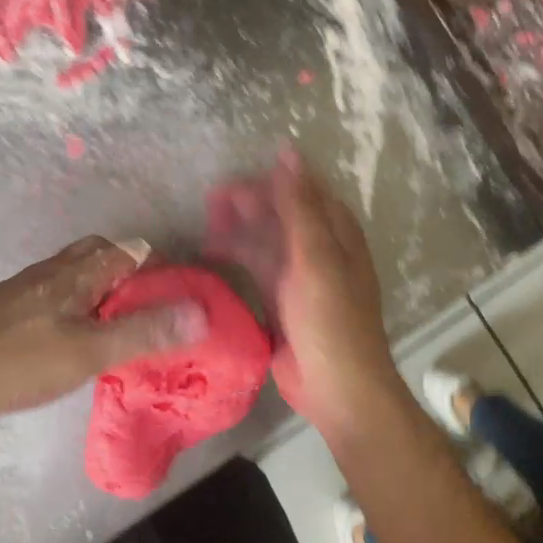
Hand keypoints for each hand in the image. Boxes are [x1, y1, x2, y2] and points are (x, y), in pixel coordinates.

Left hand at [0, 236, 206, 422]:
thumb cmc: (14, 363)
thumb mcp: (86, 352)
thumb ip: (142, 333)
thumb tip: (201, 312)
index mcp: (73, 274)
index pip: (128, 250)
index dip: (159, 265)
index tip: (181, 294)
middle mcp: (49, 272)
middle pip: (99, 255)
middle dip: (130, 271)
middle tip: (150, 307)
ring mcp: (23, 290)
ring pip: (74, 276)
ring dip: (102, 289)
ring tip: (120, 325)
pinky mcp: (5, 311)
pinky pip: (54, 296)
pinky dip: (77, 306)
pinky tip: (75, 338)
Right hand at [205, 152, 401, 435]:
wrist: (337, 388)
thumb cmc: (330, 320)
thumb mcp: (315, 258)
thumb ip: (300, 208)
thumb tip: (288, 154)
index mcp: (337, 235)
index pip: (303, 193)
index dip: (270, 183)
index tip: (233, 183)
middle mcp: (321, 253)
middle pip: (282, 217)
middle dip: (248, 207)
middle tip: (209, 205)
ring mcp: (301, 282)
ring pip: (267, 246)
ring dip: (239, 236)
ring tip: (205, 233)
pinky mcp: (282, 308)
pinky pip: (258, 276)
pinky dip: (238, 266)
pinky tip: (213, 264)